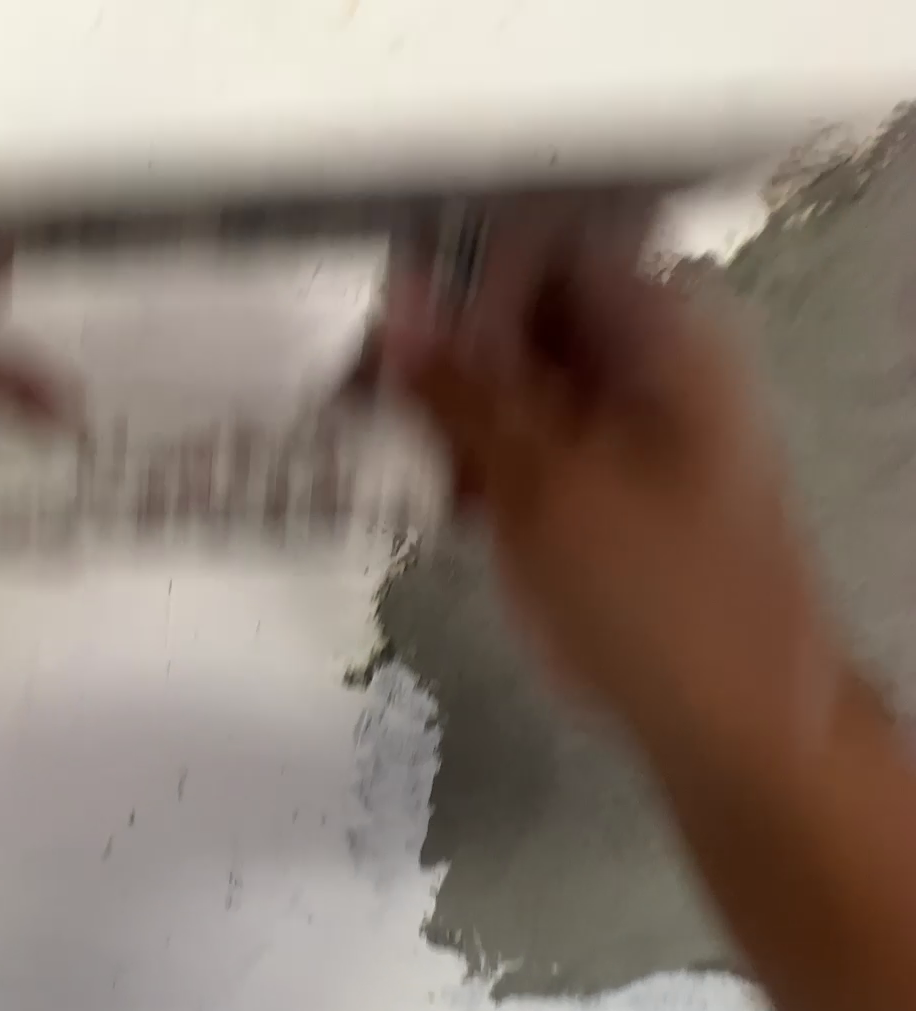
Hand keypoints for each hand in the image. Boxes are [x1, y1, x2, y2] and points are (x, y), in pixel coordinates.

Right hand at [383, 249, 844, 762]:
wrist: (706, 706)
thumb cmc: (658, 590)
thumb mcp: (548, 478)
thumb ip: (465, 389)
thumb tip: (403, 308)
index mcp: (654, 338)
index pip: (539, 254)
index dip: (456, 273)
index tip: (380, 317)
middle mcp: (618, 367)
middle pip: (500, 320)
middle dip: (423, 349)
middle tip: (355, 386)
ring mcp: (581, 424)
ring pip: (477, 381)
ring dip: (419, 404)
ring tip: (366, 433)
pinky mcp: (547, 474)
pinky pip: (476, 435)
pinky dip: (434, 450)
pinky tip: (403, 476)